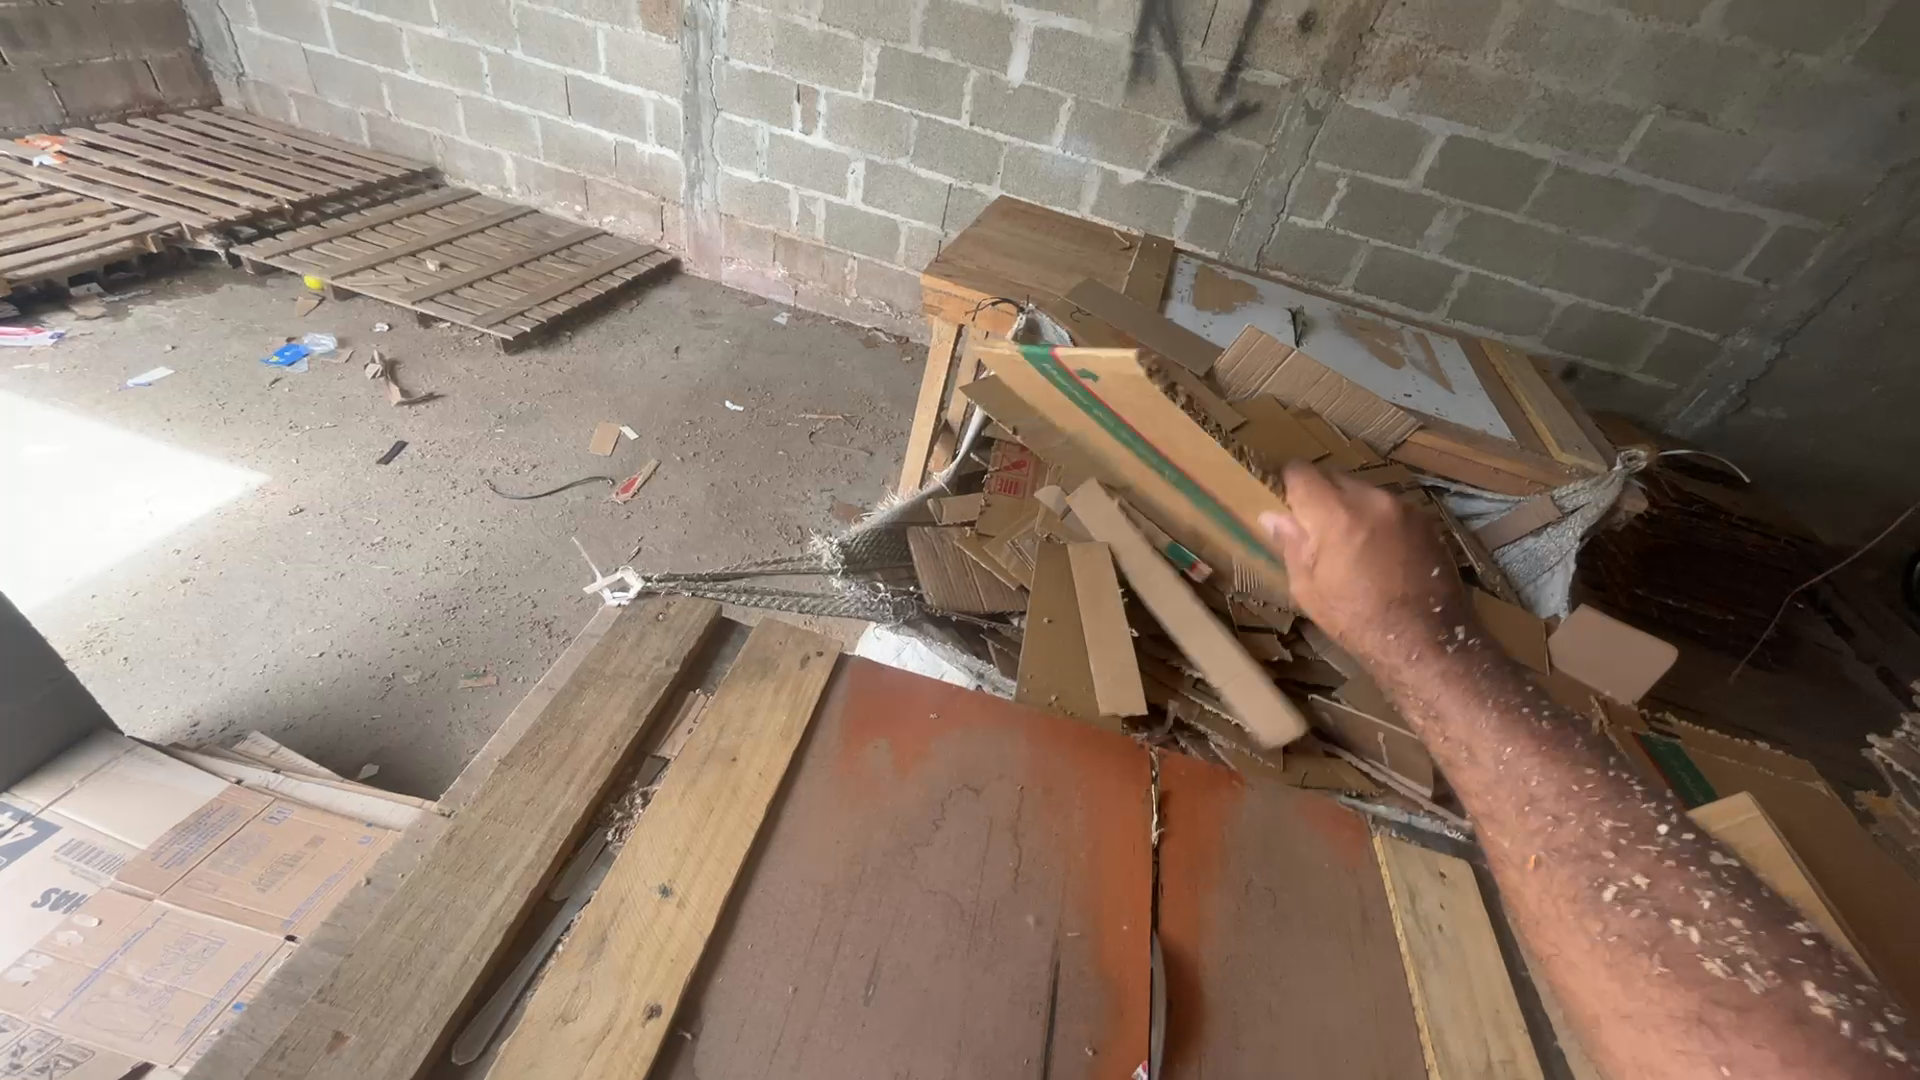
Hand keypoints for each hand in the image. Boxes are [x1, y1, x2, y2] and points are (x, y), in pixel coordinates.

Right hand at [1259, 462, 1465, 669]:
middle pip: (1333, 478)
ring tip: (1351, 547)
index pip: (1301, 472)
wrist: (1426, 642)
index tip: (1285, 504)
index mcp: (1336, 515)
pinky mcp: (1427, 520)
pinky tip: (1379, 554)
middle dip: (1319, 498)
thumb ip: (1291, 544)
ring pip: (1362, 492)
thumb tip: (1273, 516)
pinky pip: (1388, 507)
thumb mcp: (1307, 587)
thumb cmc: (1355, 620)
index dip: (1288, 484)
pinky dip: (1377, 520)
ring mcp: (1404, 508)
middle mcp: (1372, 500)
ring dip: (1350, 509)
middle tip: (1316, 533)